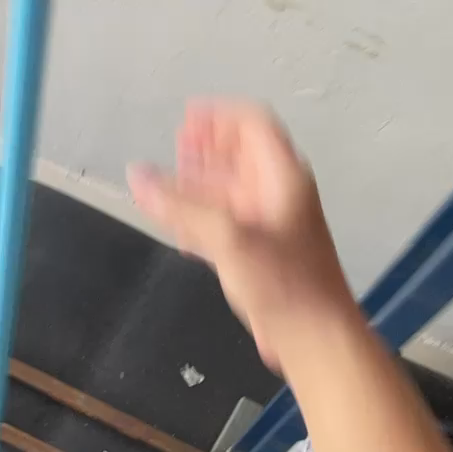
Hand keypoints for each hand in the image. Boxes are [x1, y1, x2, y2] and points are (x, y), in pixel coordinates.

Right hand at [127, 99, 361, 373]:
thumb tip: (140, 177)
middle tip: (179, 143)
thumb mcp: (227, 237)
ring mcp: (269, 228)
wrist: (311, 334)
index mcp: (281, 179)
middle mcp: (278, 197)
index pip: (252, 127)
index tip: (188, 116)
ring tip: (172, 180)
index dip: (219, 117)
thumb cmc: (286, 287)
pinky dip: (203, 220)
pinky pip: (227, 226)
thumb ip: (181, 206)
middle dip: (208, 148)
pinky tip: (183, 228)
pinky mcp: (259, 258)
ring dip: (202, 185)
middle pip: (241, 157)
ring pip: (231, 193)